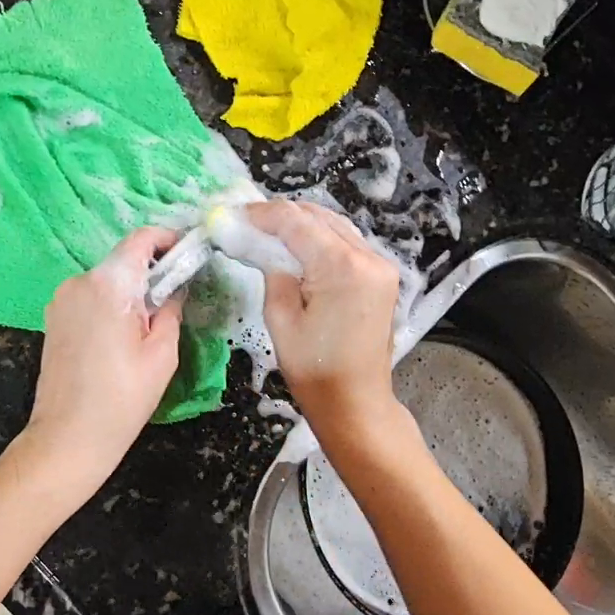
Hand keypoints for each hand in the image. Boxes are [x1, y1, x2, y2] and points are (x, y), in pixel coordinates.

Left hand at [12, 228, 184, 500]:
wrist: (68, 436)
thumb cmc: (122, 398)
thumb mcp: (162, 354)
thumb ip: (171, 308)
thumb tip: (175, 285)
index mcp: (108, 284)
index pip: (141, 240)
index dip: (168, 240)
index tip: (188, 255)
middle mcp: (79, 281)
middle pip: (123, 262)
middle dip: (150, 275)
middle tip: (175, 303)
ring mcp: (61, 300)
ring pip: (105, 282)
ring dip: (128, 294)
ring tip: (146, 331)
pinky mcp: (53, 318)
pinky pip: (89, 299)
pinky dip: (108, 307)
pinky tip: (119, 340)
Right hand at [242, 201, 402, 441]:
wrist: (355, 401)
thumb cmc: (313, 368)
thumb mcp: (279, 317)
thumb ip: (273, 270)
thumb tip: (263, 244)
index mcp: (341, 266)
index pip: (295, 221)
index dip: (261, 214)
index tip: (232, 216)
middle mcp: (368, 256)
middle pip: (317, 215)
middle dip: (280, 216)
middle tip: (245, 224)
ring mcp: (380, 264)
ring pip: (334, 224)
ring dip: (300, 224)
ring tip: (266, 233)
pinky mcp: (382, 275)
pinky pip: (346, 241)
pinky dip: (319, 237)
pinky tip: (296, 247)